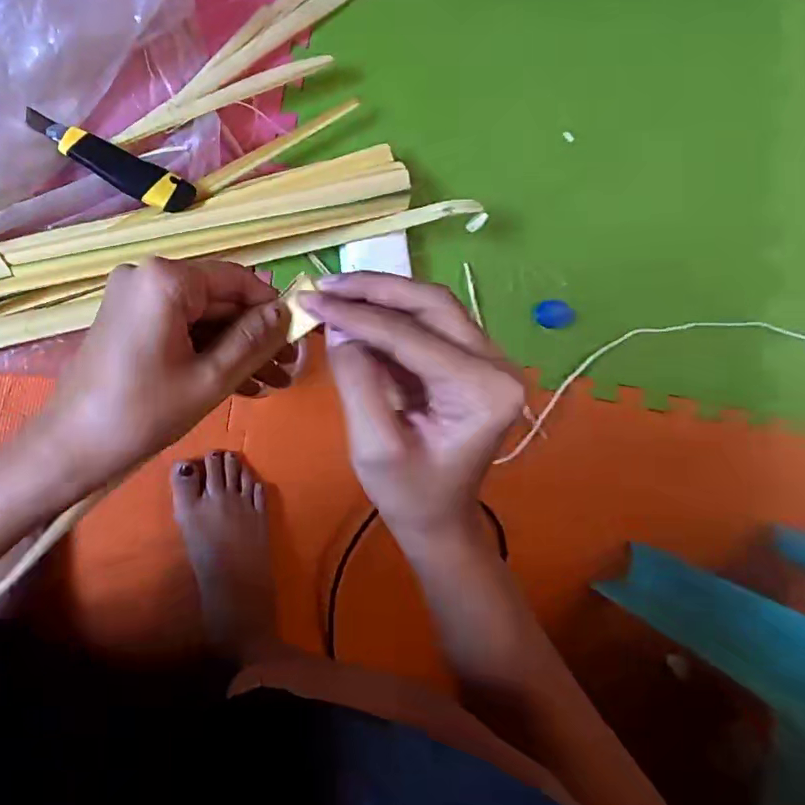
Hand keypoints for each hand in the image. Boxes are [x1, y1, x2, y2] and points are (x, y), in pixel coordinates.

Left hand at [25, 258, 297, 499]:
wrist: (72, 444)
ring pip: (198, 317)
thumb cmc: (143, 412)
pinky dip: (204, 350)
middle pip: (216, 298)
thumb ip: (253, 340)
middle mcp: (145, 275)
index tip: (297, 338)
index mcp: (164, 279)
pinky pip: (176, 327)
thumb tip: (285, 312)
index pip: (235, 279)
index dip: (270, 308)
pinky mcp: (125, 320)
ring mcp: (131, 297)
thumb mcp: (209, 378)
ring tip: (270, 383)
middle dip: (253, 335)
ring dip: (233, 348)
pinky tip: (238, 382)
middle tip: (287, 369)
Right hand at [297, 273, 524, 548]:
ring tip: (332, 292)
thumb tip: (338, 327)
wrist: (438, 518)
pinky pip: (426, 322)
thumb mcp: (373, 444)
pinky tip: (352, 310)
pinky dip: (386, 312)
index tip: (309, 300)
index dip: (356, 314)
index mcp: (481, 390)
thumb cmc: (409, 492)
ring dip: (380, 294)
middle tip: (324, 285)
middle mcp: (495, 365)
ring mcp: (485, 359)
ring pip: (430, 305)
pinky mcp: (467, 360)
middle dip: (373, 289)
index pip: (410, 335)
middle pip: (431, 303)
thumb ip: (357, 380)